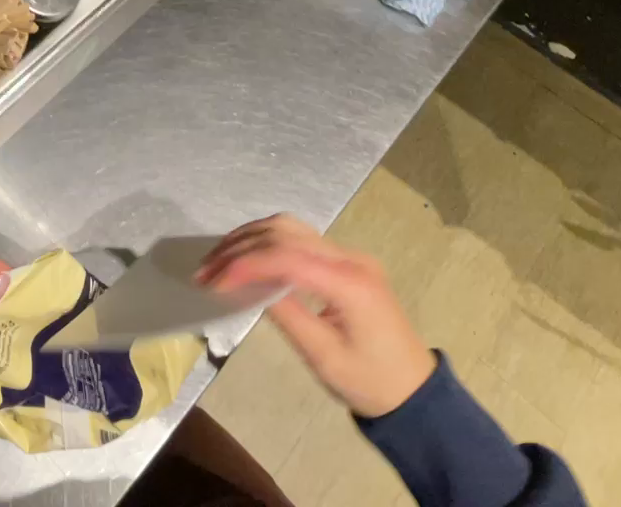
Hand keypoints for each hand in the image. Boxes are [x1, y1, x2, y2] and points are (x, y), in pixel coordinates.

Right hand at [198, 215, 435, 418]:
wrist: (414, 392)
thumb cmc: (370, 383)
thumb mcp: (324, 358)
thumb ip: (287, 316)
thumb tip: (250, 287)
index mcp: (350, 283)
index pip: (287, 257)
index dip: (245, 264)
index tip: (212, 283)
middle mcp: (350, 258)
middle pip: (285, 231)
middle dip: (240, 246)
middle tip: (206, 270)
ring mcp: (348, 255)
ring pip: (289, 226)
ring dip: (249, 238)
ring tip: (218, 260)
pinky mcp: (343, 260)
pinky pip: (298, 237)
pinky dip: (265, 241)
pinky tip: (244, 257)